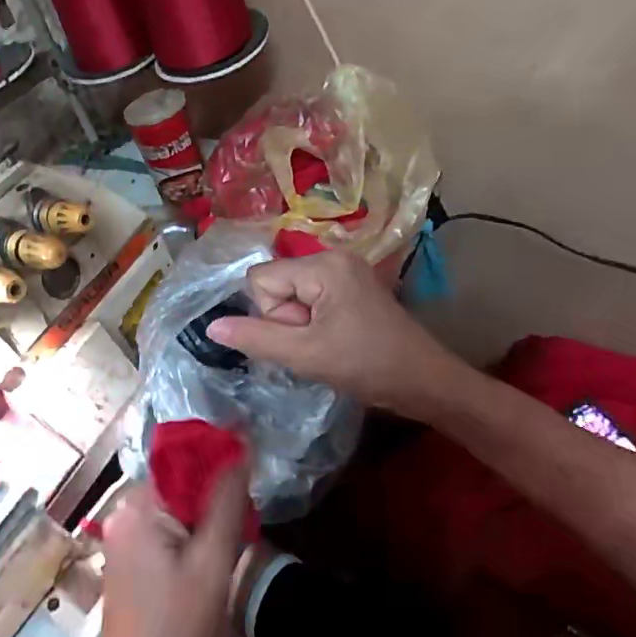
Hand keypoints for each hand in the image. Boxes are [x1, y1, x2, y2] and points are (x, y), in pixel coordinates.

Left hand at [86, 468, 249, 636]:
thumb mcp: (213, 559)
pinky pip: (167, 537)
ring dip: (208, 522)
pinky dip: (194, 542)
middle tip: (245, 524)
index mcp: (133, 507)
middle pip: (179, 485)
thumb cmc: (177, 631)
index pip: (181, 458)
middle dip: (215, 497)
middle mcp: (120, 519)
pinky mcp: (129, 572)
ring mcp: (121, 547)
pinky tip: (211, 569)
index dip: (219, 461)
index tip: (251, 479)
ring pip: (177, 512)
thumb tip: (241, 438)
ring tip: (231, 550)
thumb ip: (228, 496)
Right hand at [206, 252, 469, 417]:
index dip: (271, 314)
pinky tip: (336, 341)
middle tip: (320, 344)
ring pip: (293, 295)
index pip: (261, 279)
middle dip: (288, 320)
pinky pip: (313, 299)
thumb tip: (212, 325)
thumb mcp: (305, 355)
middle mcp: (335, 256)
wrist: (423, 380)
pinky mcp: (353, 287)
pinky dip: (315, 323)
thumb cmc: (367, 365)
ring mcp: (347, 271)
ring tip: (331, 345)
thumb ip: (255, 338)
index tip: (302, 336)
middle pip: (277, 284)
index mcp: (324, 264)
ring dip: (302, 326)